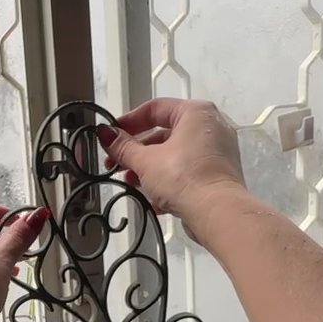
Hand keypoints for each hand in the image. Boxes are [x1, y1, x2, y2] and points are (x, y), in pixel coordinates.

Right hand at [98, 98, 247, 234]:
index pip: (155, 109)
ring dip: (149, 168)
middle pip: (164, 134)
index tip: (111, 135)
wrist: (217, 213)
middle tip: (116, 164)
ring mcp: (216, 152)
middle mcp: (210, 127)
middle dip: (137, 151)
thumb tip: (105, 134)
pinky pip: (187, 172)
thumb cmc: (184, 178)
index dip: (128, 122)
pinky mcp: (217, 175)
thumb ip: (123, 147)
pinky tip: (152, 198)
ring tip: (131, 183)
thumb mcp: (145, 161)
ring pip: (175, 155)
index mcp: (195, 112)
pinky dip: (168, 181)